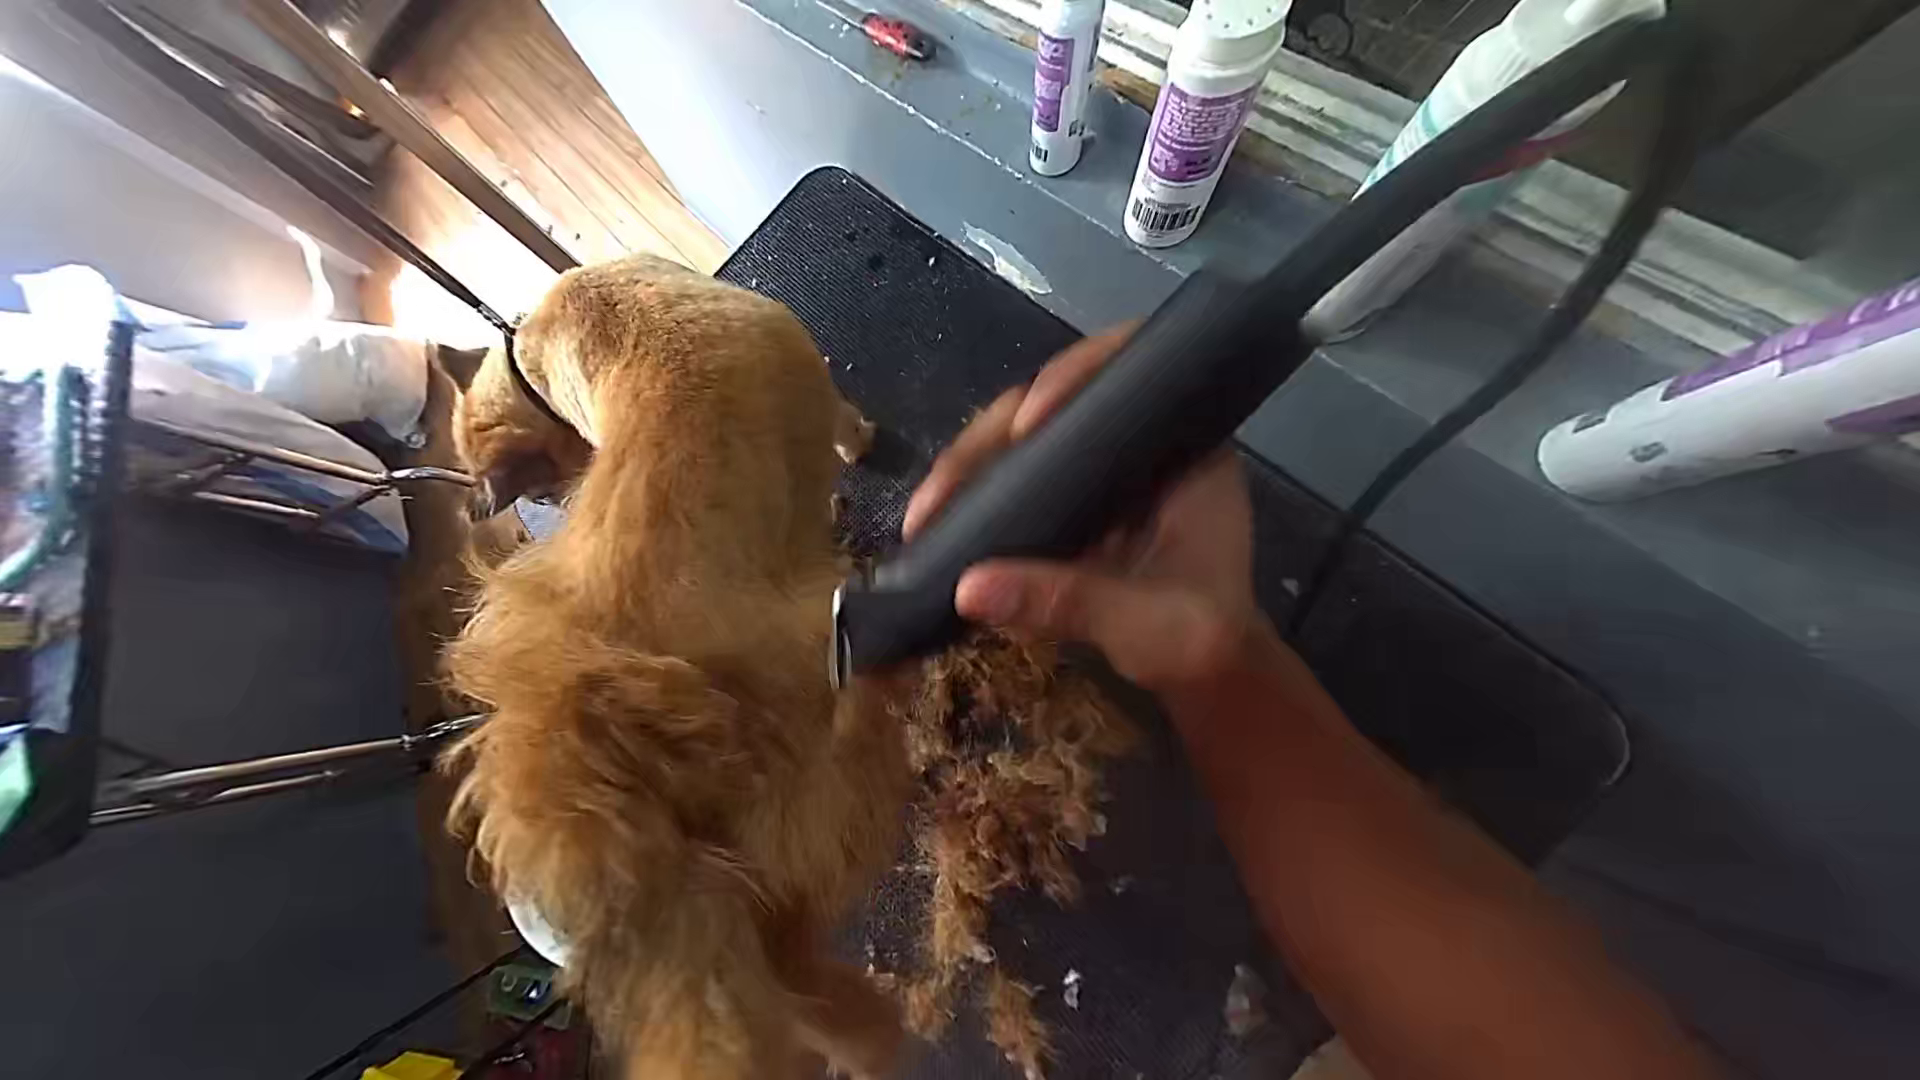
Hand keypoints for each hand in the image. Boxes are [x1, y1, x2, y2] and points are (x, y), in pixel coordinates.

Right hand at [903, 327, 1266, 694]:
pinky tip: (940, 521)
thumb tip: (966, 587)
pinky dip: (973, 496)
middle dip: (991, 436)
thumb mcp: (1148, 625)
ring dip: (969, 465)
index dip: (1075, 376)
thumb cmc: (1199, 643)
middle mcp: (1135, 446)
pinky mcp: (1068, 503)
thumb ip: (1070, 603)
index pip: (1130, 373)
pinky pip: (1012, 479)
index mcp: (1181, 449)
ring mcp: (1096, 473)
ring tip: (927, 511)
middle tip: (943, 489)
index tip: (1027, 427)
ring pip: (1023, 439)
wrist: (1201, 674)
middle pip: (1053, 403)